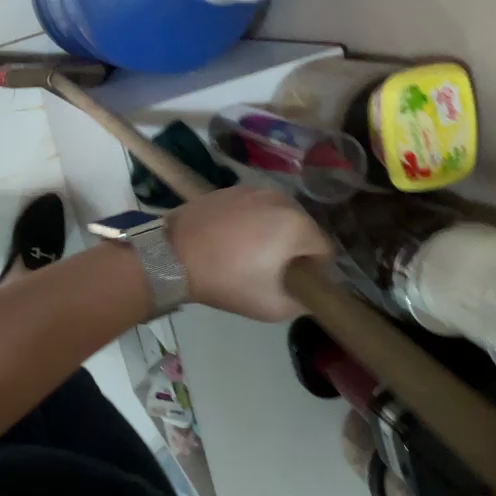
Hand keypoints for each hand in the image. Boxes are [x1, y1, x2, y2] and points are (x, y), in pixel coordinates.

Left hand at [164, 186, 331, 321]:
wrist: (172, 255)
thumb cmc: (226, 280)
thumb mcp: (272, 307)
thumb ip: (303, 302)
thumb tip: (308, 294)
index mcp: (297, 223)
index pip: (324, 250)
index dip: (314, 272)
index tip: (293, 284)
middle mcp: (280, 198)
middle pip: (303, 229)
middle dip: (293, 249)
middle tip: (269, 270)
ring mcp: (252, 189)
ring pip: (277, 216)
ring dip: (272, 233)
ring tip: (249, 254)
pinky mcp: (228, 189)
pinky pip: (253, 208)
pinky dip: (250, 221)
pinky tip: (231, 239)